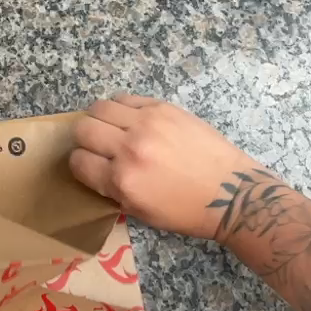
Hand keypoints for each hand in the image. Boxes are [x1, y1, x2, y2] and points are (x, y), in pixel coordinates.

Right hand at [69, 95, 274, 238]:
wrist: (231, 193)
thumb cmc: (187, 210)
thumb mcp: (142, 212)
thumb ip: (112, 189)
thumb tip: (93, 166)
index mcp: (124, 182)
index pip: (78, 162)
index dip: (80, 164)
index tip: (88, 165)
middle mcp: (130, 148)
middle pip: (83, 129)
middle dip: (84, 139)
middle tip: (97, 145)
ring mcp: (146, 123)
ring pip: (100, 107)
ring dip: (99, 119)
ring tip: (112, 128)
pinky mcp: (161, 107)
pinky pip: (125, 98)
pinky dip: (121, 108)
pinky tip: (131, 120)